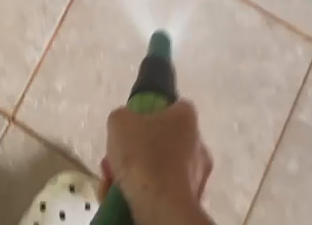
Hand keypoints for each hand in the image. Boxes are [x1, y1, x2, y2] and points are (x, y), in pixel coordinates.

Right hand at [99, 100, 215, 224]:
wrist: (160, 205)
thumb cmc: (142, 154)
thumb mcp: (119, 121)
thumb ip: (124, 117)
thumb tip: (128, 125)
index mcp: (186, 120)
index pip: (177, 106)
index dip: (155, 109)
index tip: (138, 118)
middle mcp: (198, 146)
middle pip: (166, 139)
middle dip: (140, 146)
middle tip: (119, 152)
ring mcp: (197, 177)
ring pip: (162, 167)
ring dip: (138, 169)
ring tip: (112, 176)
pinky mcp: (190, 201)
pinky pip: (162, 189)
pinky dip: (143, 189)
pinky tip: (119, 191)